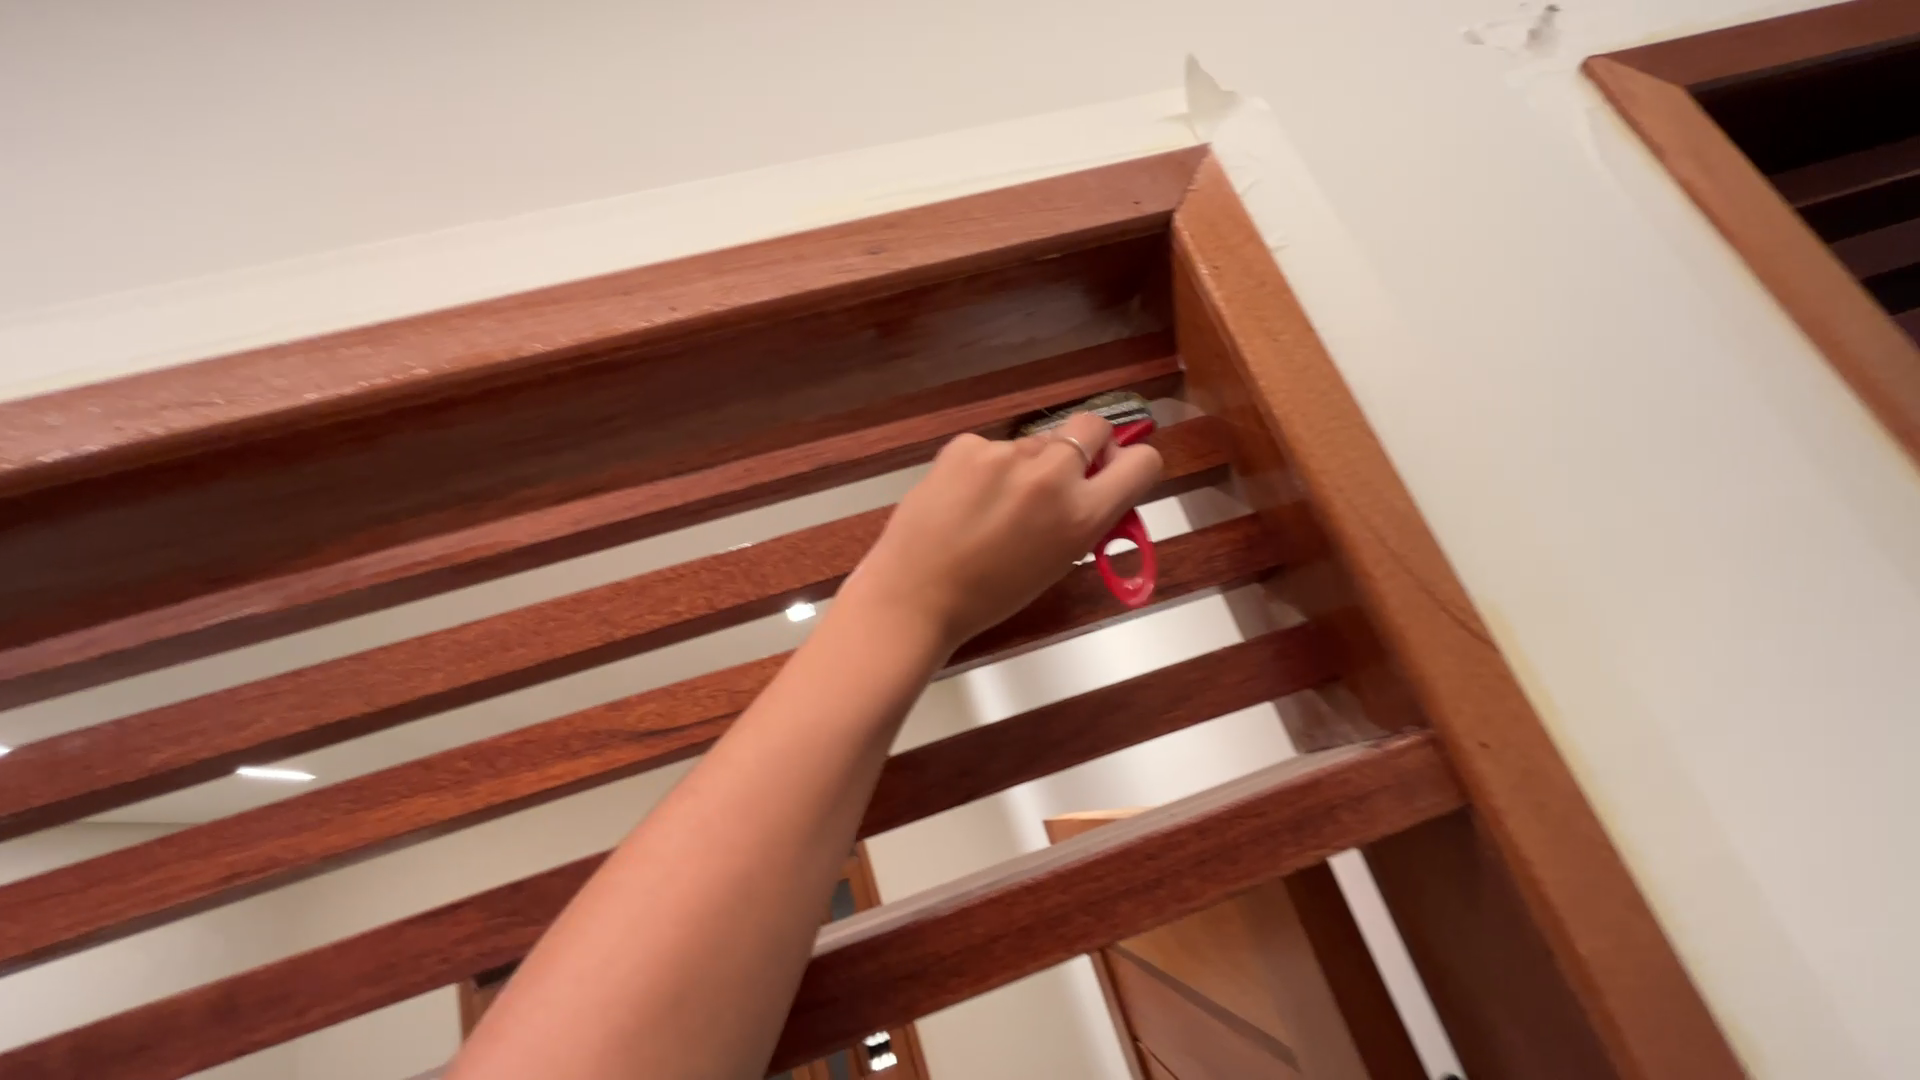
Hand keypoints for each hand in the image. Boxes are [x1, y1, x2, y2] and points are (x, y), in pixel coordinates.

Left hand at [839, 409, 1163, 655]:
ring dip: (1028, 464)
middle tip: (1064, 475)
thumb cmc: (989, 595)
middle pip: (1093, 426)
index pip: (1142, 461)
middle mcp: (1052, 475)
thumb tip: (1094, 489)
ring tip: (994, 506)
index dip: (1129, 464)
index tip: (1111, 475)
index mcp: (1083, 515)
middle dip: (1087, 445)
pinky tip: (963, 499)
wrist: (916, 595)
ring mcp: (1005, 454)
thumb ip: (1084, 519)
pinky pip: (991, 448)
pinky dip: (984, 468)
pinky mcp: (966, 445)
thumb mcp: (1057, 563)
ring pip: (1036, 442)